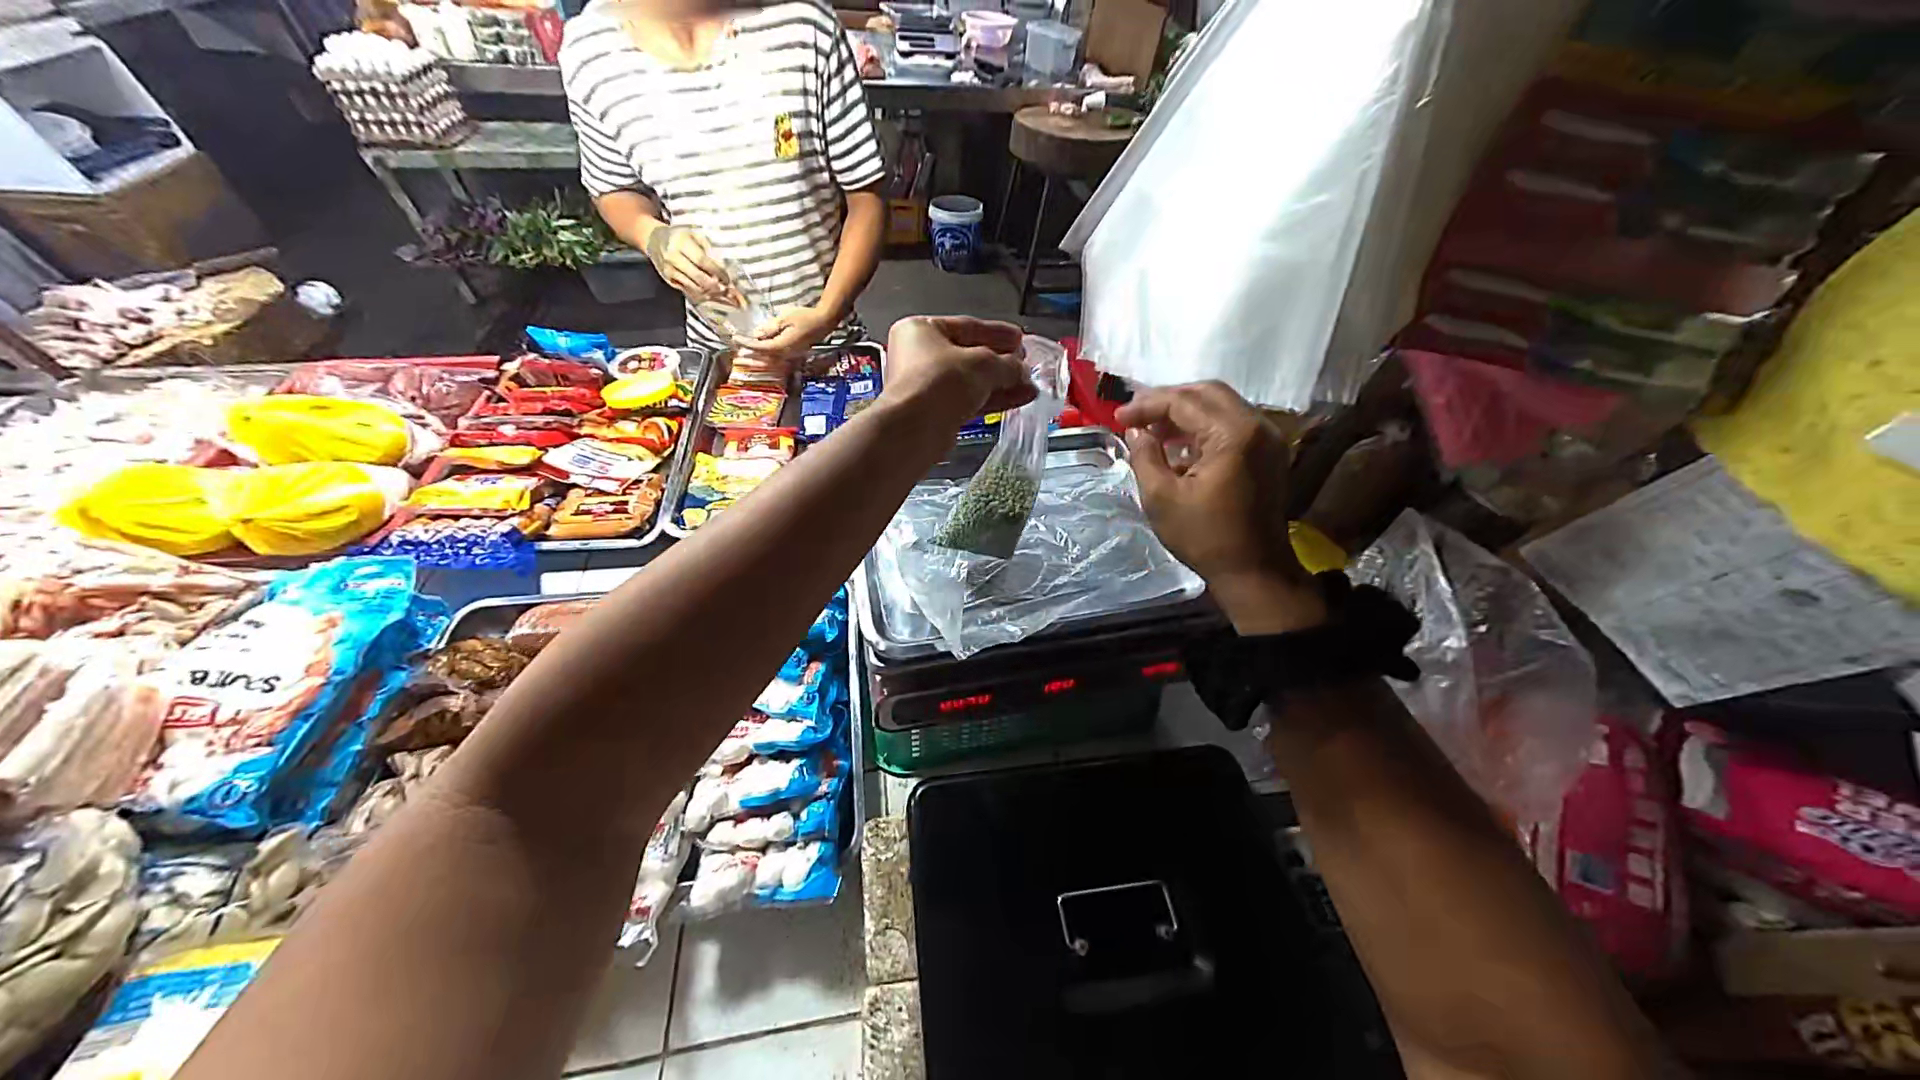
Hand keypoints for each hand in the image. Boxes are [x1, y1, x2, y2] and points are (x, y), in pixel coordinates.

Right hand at [644, 224, 724, 299]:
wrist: (654, 240)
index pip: (702, 261)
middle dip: (715, 285)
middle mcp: (673, 257)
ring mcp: (669, 270)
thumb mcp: (694, 236)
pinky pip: (687, 291)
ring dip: (709, 292)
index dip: (717, 271)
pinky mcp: (668, 279)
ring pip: (693, 287)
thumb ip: (708, 250)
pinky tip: (709, 293)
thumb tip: (723, 268)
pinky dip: (700, 294)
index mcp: (681, 242)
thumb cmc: (680, 237)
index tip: (727, 278)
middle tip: (726, 289)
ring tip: (720, 292)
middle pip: (698, 277)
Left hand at [743, 305, 838, 361]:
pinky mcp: (795, 352)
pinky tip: (762, 350)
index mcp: (783, 345)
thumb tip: (757, 334)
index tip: (736, 338)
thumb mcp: (785, 318)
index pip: (760, 347)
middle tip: (738, 349)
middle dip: (750, 354)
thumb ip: (770, 327)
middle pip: (764, 358)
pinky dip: (767, 355)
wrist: (824, 321)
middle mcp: (786, 354)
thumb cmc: (805, 316)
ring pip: (771, 359)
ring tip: (747, 351)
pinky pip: (778, 357)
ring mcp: (791, 355)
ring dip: (758, 356)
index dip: (747, 344)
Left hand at [880, 316, 1036, 430]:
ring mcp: (925, 387)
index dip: (996, 333)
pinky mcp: (934, 413)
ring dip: (1000, 383)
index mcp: (920, 330)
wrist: (916, 429)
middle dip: (1001, 362)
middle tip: (1023, 363)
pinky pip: (968, 401)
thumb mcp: (983, 363)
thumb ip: (1007, 363)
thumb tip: (1020, 369)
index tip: (1017, 338)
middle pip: (968, 356)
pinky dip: (991, 400)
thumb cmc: (937, 383)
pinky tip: (1016, 399)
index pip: (966, 326)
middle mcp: (918, 356)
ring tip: (1027, 385)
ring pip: (970, 381)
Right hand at [1117, 382, 1326, 633]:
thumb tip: (1136, 432)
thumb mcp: (1161, 498)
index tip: (1117, 418)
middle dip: (1167, 401)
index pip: (1183, 401)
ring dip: (1185, 413)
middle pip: (1206, 393)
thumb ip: (1145, 456)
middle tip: (1135, 417)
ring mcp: (1267, 438)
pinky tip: (1178, 446)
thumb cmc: (1205, 537)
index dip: (1146, 405)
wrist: (1255, 572)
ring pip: (1220, 406)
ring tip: (1152, 431)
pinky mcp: (1268, 453)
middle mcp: (1257, 425)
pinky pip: (1232, 424)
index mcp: (1233, 434)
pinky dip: (1203, 427)